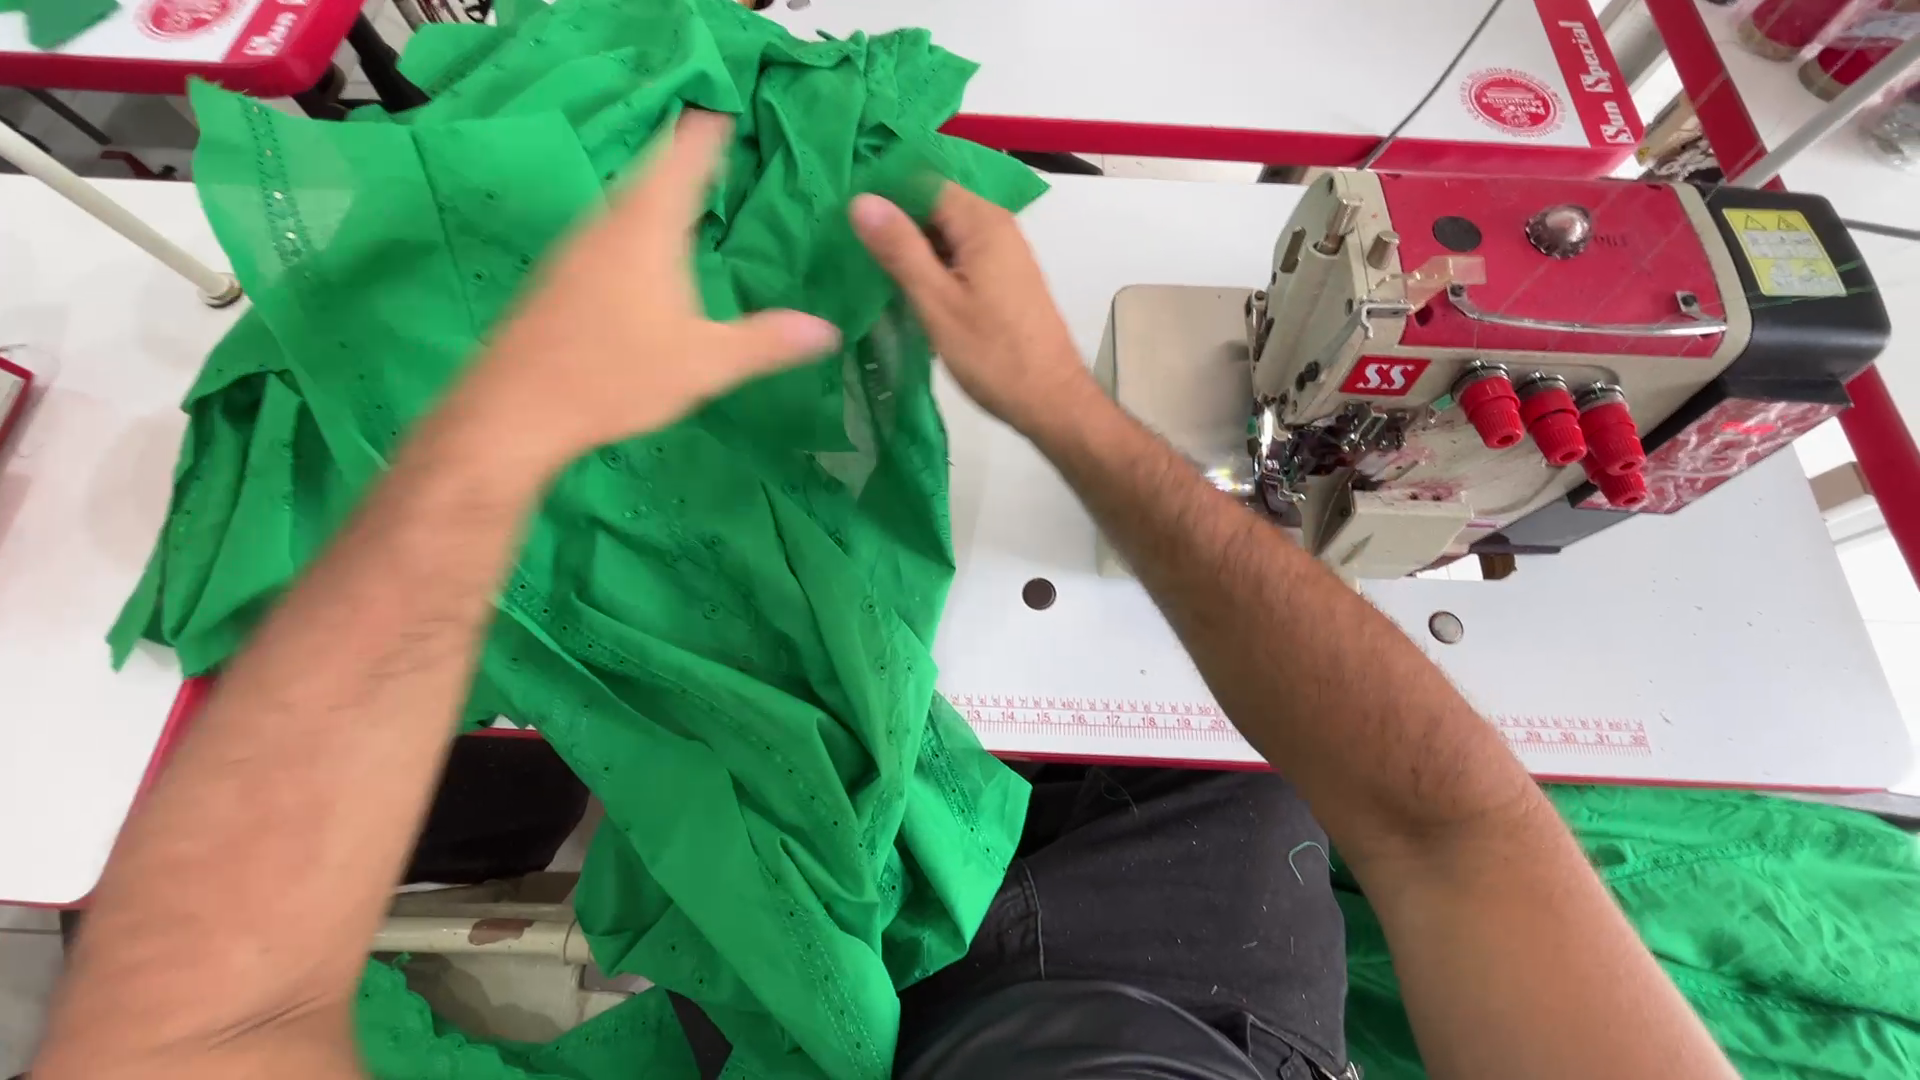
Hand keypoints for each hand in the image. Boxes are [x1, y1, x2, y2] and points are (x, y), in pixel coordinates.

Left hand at [476, 110, 840, 461]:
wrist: (520, 407)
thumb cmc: (619, 375)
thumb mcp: (706, 364)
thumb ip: (768, 343)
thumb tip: (829, 330)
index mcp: (650, 228)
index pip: (685, 155)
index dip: (709, 129)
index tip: (730, 108)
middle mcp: (610, 222)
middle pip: (653, 169)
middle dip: (687, 151)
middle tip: (720, 140)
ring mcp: (579, 246)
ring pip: (628, 199)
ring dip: (660, 186)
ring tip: (692, 184)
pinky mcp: (562, 273)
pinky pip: (611, 227)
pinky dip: (639, 219)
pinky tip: (648, 245)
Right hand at [852, 184, 1094, 434]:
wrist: (1050, 400)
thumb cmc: (993, 356)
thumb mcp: (937, 303)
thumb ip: (900, 249)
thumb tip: (861, 200)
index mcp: (982, 222)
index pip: (922, 182)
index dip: (883, 196)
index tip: (845, 219)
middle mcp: (997, 227)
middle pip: (934, 208)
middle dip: (895, 225)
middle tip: (850, 250)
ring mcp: (1003, 255)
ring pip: (945, 237)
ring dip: (911, 252)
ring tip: (870, 273)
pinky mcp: (1003, 281)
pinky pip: (959, 260)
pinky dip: (933, 271)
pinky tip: (907, 294)